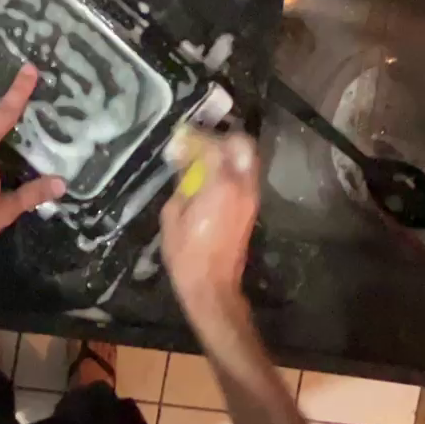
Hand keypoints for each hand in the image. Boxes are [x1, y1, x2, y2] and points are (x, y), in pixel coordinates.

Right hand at [160, 133, 260, 330]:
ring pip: (247, 159)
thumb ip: (182, 182)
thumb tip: (183, 162)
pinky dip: (231, 169)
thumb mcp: (172, 215)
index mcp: (221, 185)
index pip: (212, 144)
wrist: (213, 285)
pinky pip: (245, 176)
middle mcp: (243, 185)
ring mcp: (252, 196)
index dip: (194, 137)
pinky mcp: (252, 207)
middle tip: (198, 145)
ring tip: (203, 160)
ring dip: (228, 153)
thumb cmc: (187, 254)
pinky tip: (211, 178)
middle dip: (220, 138)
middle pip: (242, 144)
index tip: (179, 139)